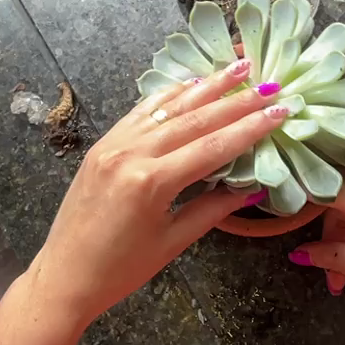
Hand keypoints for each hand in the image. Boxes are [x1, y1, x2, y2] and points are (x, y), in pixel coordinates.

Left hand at [25, 58, 289, 326]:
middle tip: (268, 82)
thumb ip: (213, 209)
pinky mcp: (102, 145)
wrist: (63, 276)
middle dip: (236, 100)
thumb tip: (253, 187)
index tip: (281, 109)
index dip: (251, 127)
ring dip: (205, 87)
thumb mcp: (173, 242)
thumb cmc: (120, 270)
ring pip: (167, 108)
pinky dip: (167, 97)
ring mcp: (113, 144)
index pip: (213, 146)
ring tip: (236, 68)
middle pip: (194, 119)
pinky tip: (190, 84)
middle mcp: (131, 153)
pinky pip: (140, 113)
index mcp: (151, 182)